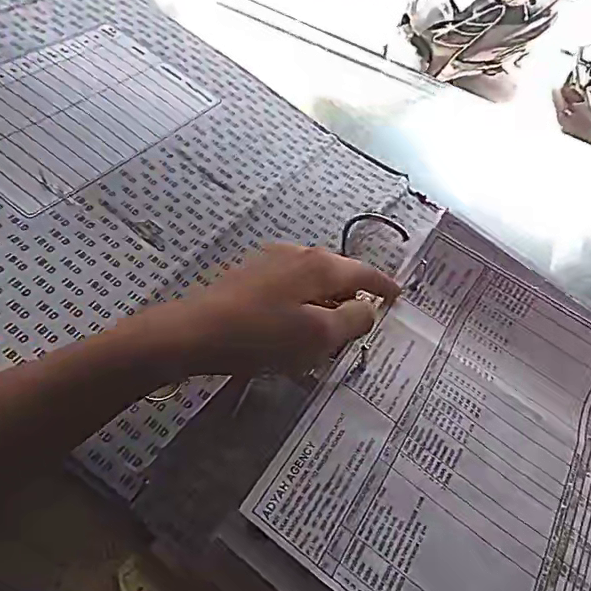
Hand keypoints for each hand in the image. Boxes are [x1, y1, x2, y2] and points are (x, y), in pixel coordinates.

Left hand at [131, 244, 401, 378]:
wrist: (192, 333)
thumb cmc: (261, 336)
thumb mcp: (318, 336)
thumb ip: (353, 320)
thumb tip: (368, 308)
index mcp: (320, 265)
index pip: (364, 272)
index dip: (384, 286)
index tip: (398, 297)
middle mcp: (299, 254)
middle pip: (338, 275)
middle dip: (351, 299)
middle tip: (358, 329)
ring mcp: (271, 261)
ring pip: (313, 282)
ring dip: (325, 304)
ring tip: (324, 335)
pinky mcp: (250, 275)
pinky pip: (291, 288)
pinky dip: (302, 305)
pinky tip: (291, 329)